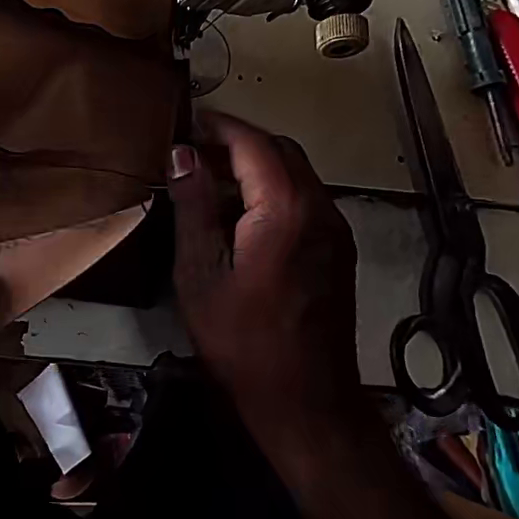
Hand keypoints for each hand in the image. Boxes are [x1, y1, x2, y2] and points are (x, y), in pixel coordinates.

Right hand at [167, 111, 358, 428]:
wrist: (303, 398)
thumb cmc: (241, 339)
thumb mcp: (200, 271)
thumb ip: (193, 207)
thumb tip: (182, 155)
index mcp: (286, 209)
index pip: (253, 143)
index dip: (218, 126)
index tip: (185, 121)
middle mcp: (321, 208)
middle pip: (280, 151)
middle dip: (236, 141)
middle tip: (191, 150)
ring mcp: (335, 229)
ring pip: (295, 173)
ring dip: (254, 165)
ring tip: (207, 180)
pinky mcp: (337, 249)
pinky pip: (304, 199)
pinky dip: (271, 190)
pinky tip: (239, 213)